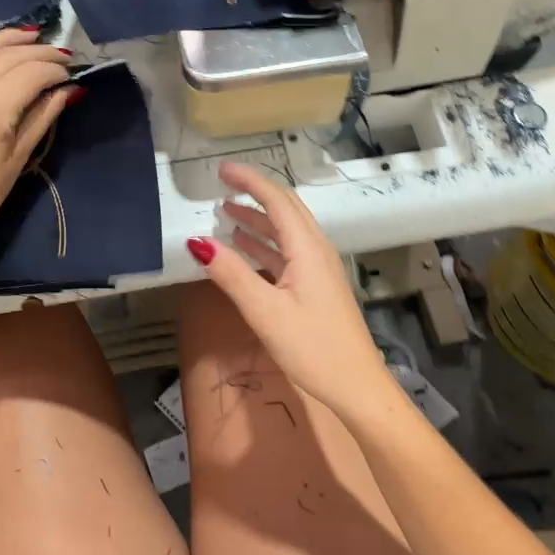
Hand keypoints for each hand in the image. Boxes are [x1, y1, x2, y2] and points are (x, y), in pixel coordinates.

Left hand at [0, 22, 75, 254]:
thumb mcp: (19, 158)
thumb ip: (43, 117)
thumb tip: (68, 90)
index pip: (33, 73)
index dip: (56, 70)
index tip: (71, 74)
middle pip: (8, 56)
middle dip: (38, 52)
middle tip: (59, 56)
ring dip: (4, 37)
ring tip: (28, 37)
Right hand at [186, 163, 400, 420]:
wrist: (356, 385)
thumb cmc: (313, 347)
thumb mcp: (265, 312)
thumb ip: (232, 275)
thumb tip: (198, 242)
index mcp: (307, 249)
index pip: (277, 200)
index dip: (250, 181)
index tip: (221, 169)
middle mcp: (316, 250)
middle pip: (285, 209)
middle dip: (254, 192)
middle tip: (222, 183)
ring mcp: (318, 269)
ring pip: (286, 231)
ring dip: (257, 218)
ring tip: (226, 211)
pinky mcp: (316, 287)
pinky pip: (288, 252)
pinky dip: (264, 243)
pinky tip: (245, 248)